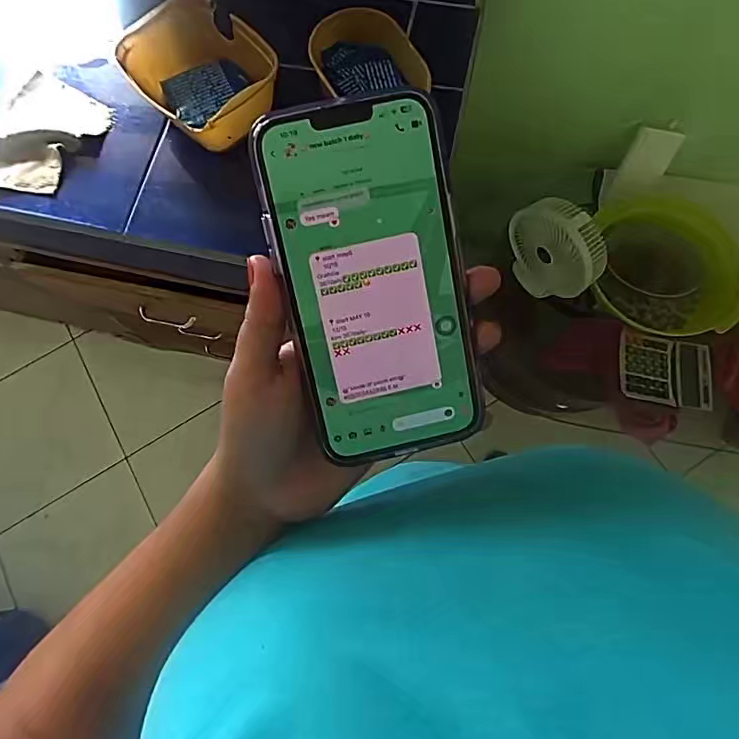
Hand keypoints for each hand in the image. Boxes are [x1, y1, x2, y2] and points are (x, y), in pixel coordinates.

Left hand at [208, 255, 502, 526]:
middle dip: (446, 297)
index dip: (398, 265)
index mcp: (324, 332)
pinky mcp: (391, 424)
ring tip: (488, 330)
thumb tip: (261, 259)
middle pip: (407, 317)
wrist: (265, 497)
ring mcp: (378, 389)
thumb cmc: (251, 427)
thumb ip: (263, 322)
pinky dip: (458, 396)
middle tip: (481, 280)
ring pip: (426, 357)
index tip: (430, 242)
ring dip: (460, 342)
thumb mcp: (254, 370)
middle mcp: (357, 353)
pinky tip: (482, 389)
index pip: (367, 288)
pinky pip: (430, 405)